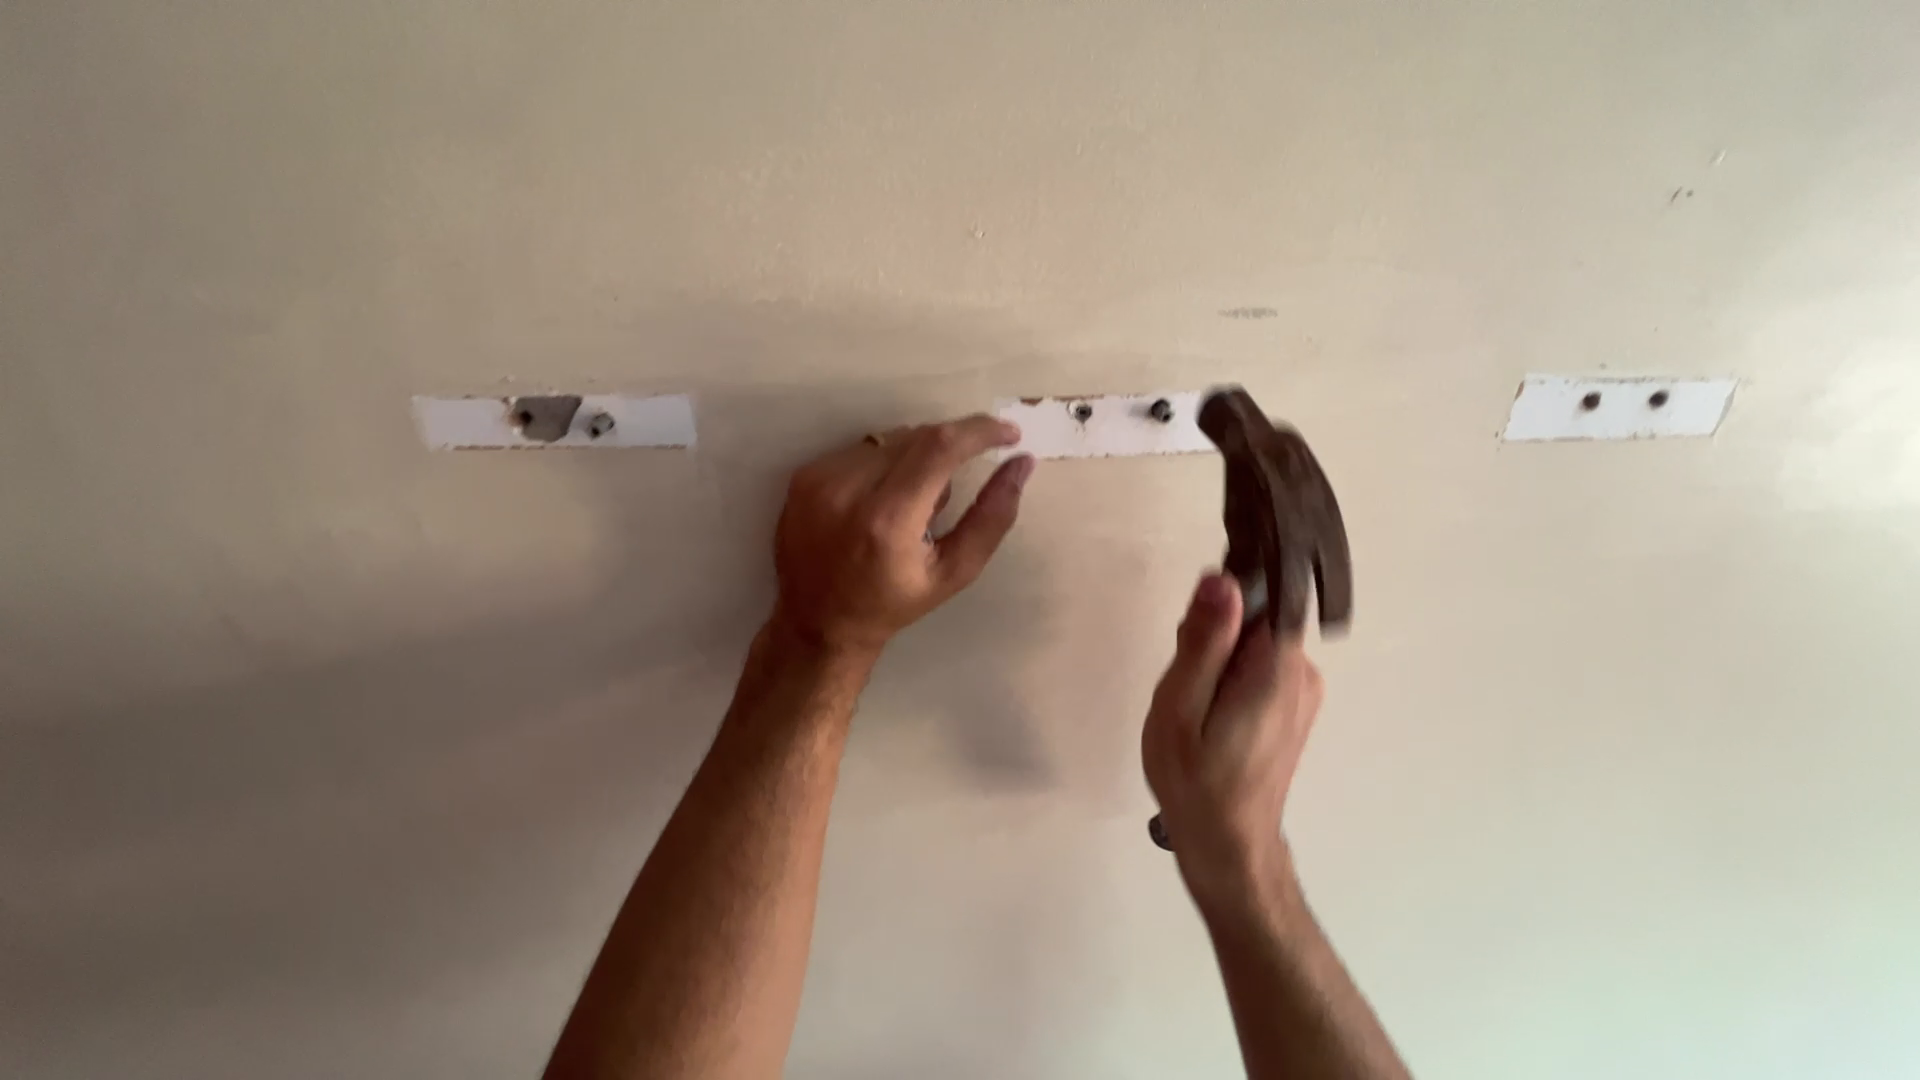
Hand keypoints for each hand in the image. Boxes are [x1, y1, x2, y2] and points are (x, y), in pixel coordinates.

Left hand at [771, 414, 1035, 655]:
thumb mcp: (954, 572)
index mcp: (887, 521)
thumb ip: (992, 516)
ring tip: (906, 507)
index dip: (979, 431)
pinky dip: (883, 465)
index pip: (939, 447)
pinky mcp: (805, 474)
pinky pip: (862, 449)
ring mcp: (820, 478)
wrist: (816, 622)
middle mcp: (848, 489)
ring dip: (914, 459)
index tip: (1007, 433)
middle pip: (917, 437)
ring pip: (890, 439)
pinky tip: (876, 504)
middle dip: (947, 451)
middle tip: (945, 497)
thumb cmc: (892, 603)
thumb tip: (1023, 463)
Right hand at [1142, 573, 1325, 905]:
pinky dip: (1227, 683)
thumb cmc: (1196, 780)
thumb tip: (1220, 581)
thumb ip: (1203, 642)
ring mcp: (1303, 692)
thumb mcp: (1180, 706)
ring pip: (1250, 646)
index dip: (1220, 607)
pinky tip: (1209, 719)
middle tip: (1184, 690)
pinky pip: (1257, 670)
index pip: (1262, 595)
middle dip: (1211, 641)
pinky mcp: (1293, 708)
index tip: (1192, 641)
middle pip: (1251, 622)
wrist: (1228, 847)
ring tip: (1194, 710)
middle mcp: (1303, 672)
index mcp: (1279, 667)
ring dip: (1215, 664)